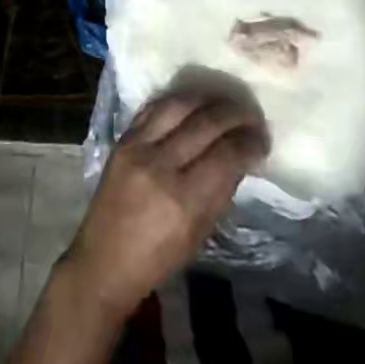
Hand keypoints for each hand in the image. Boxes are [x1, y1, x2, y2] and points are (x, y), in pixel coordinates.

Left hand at [62, 92, 268, 312]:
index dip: (251, 141)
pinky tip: (194, 103)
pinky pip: (154, 107)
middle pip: (208, 122)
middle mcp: (159, 165)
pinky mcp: (122, 140)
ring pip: (180, 104)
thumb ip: (223, 189)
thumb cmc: (158, 258)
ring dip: (209, 99)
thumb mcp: (201, 232)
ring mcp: (137, 148)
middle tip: (252, 117)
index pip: (227, 153)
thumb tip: (243, 154)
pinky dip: (179, 100)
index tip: (262, 140)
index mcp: (183, 200)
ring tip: (226, 103)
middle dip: (237, 115)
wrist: (102, 264)